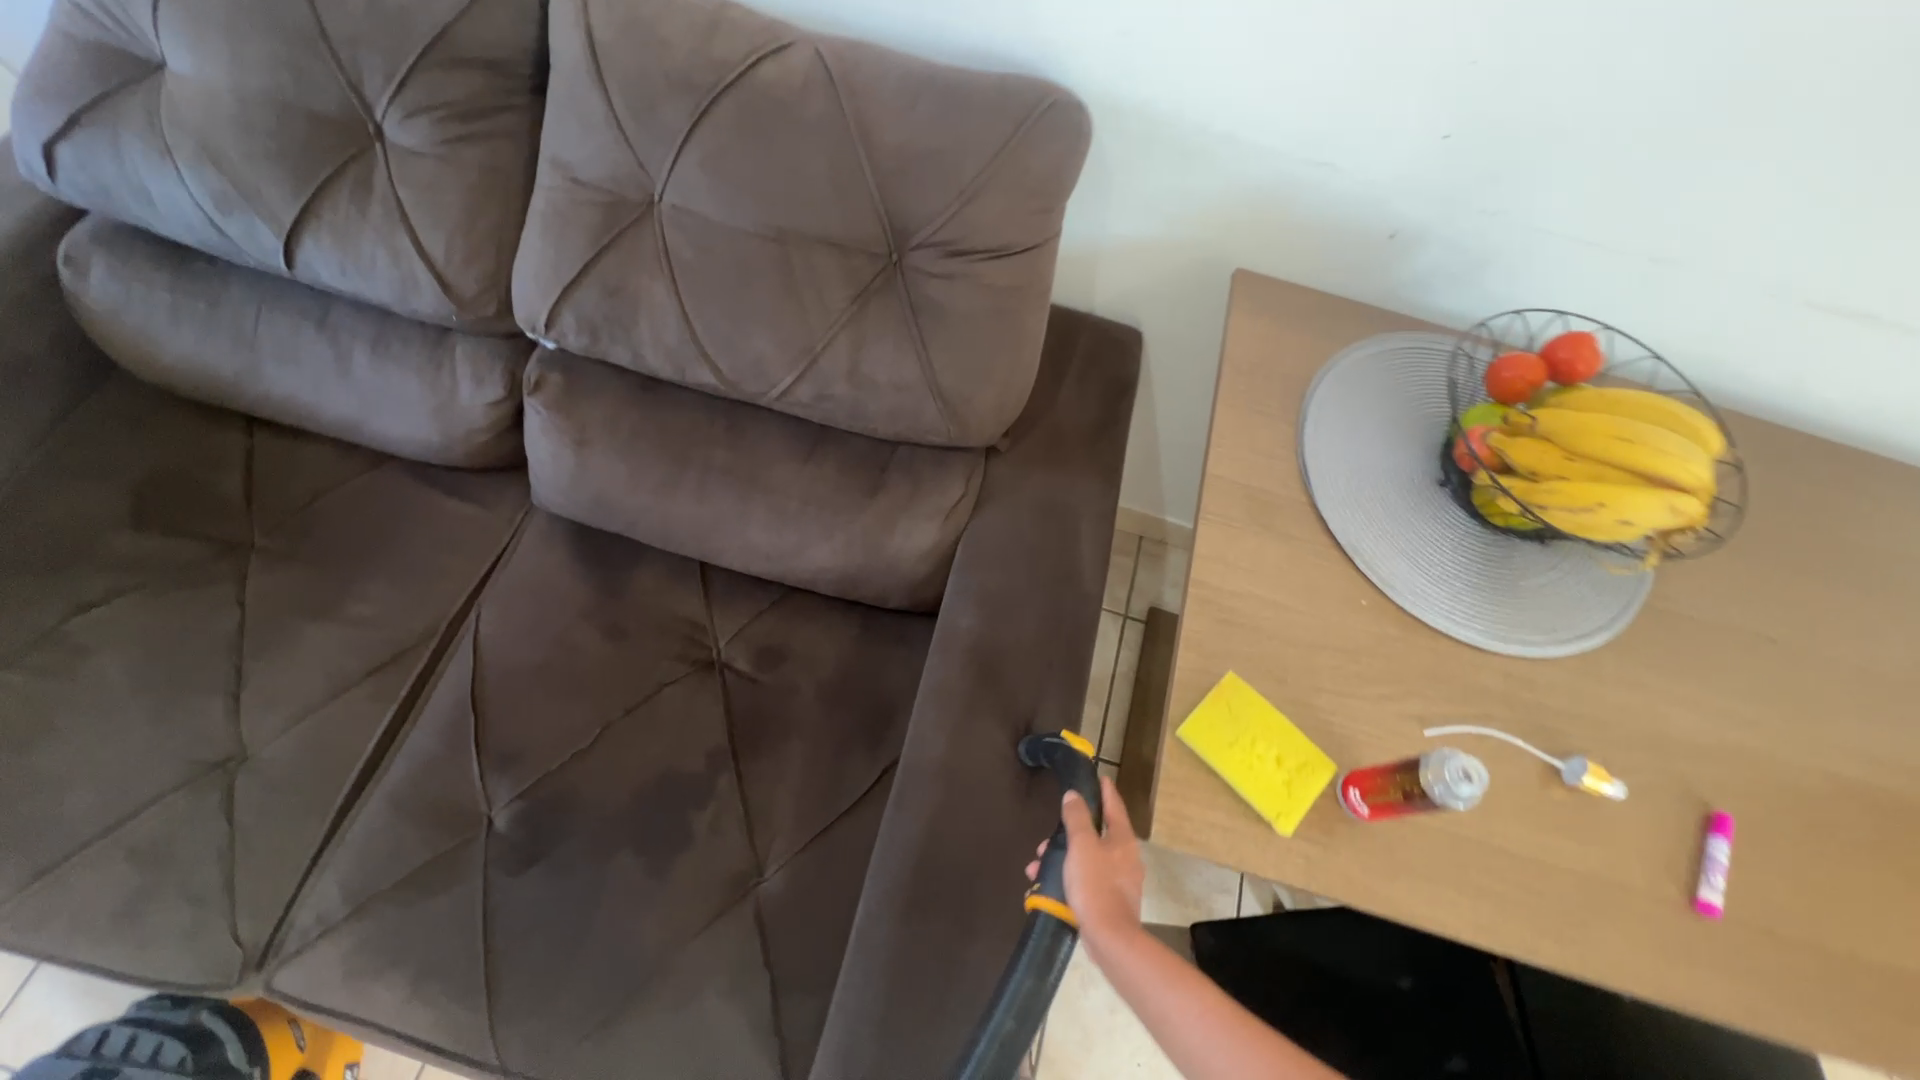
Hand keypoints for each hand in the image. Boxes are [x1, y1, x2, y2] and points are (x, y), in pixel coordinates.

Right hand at [1025, 775, 1145, 944]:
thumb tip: (1074, 796)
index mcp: (1123, 840)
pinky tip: (1046, 884)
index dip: (1106, 790)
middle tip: (1049, 836)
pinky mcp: (1109, 901)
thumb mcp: (1081, 846)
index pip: (1115, 806)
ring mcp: (1120, 881)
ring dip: (1063, 858)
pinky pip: (1086, 880)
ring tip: (1038, 864)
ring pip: (1087, 859)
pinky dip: (1068, 877)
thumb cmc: (1096, 885)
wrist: (1109, 937)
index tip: (1099, 777)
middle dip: (1070, 833)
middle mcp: (1126, 857)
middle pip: (1097, 835)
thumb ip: (1076, 818)